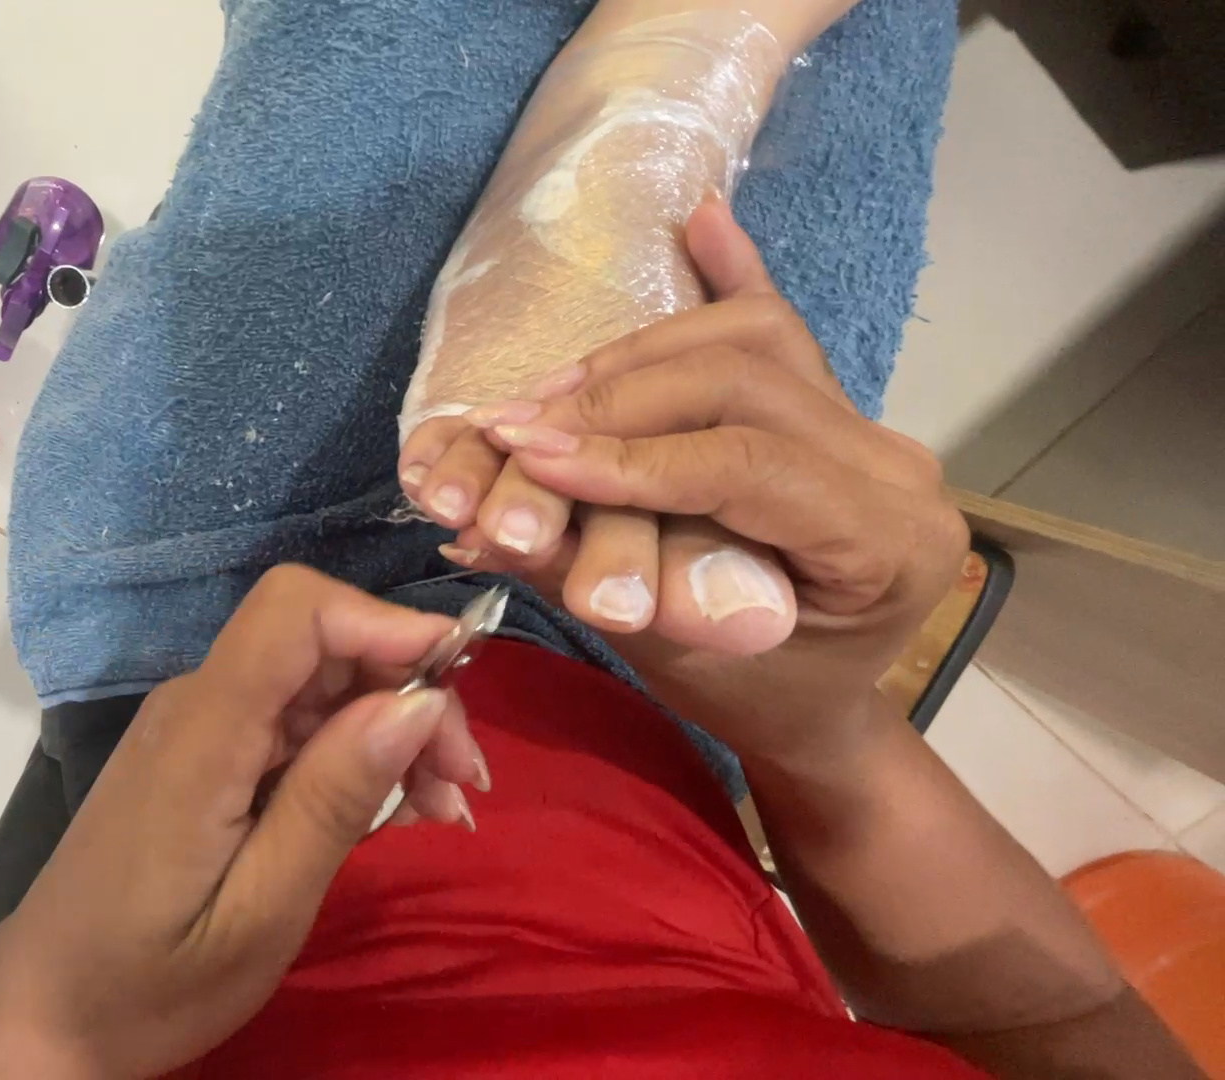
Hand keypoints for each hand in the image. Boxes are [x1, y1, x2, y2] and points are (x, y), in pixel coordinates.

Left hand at [0, 567, 469, 1076]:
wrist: (48, 1006)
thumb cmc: (150, 977)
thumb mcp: (261, 909)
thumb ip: (333, 798)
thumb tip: (416, 703)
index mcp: (204, 730)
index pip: (292, 611)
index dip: (380, 619)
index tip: (456, 672)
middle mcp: (199, 701)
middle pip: (318, 641)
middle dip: (404, 686)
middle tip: (461, 779)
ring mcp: (202, 722)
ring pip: (317, 681)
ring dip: (390, 725)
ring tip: (440, 803)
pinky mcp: (211, 750)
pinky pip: (296, 721)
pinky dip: (354, 750)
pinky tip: (393, 804)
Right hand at [428, 206, 969, 765]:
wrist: (815, 700)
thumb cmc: (749, 697)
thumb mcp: (667, 659)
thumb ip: (585, 577)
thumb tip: (477, 528)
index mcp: (880, 541)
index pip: (742, 463)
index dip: (626, 456)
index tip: (529, 455)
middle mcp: (887, 461)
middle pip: (742, 375)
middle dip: (611, 399)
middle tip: (515, 426)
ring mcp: (863, 423)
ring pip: (748, 336)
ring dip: (628, 358)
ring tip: (545, 394)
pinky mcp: (825, 408)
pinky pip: (780, 324)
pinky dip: (732, 270)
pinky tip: (699, 224)